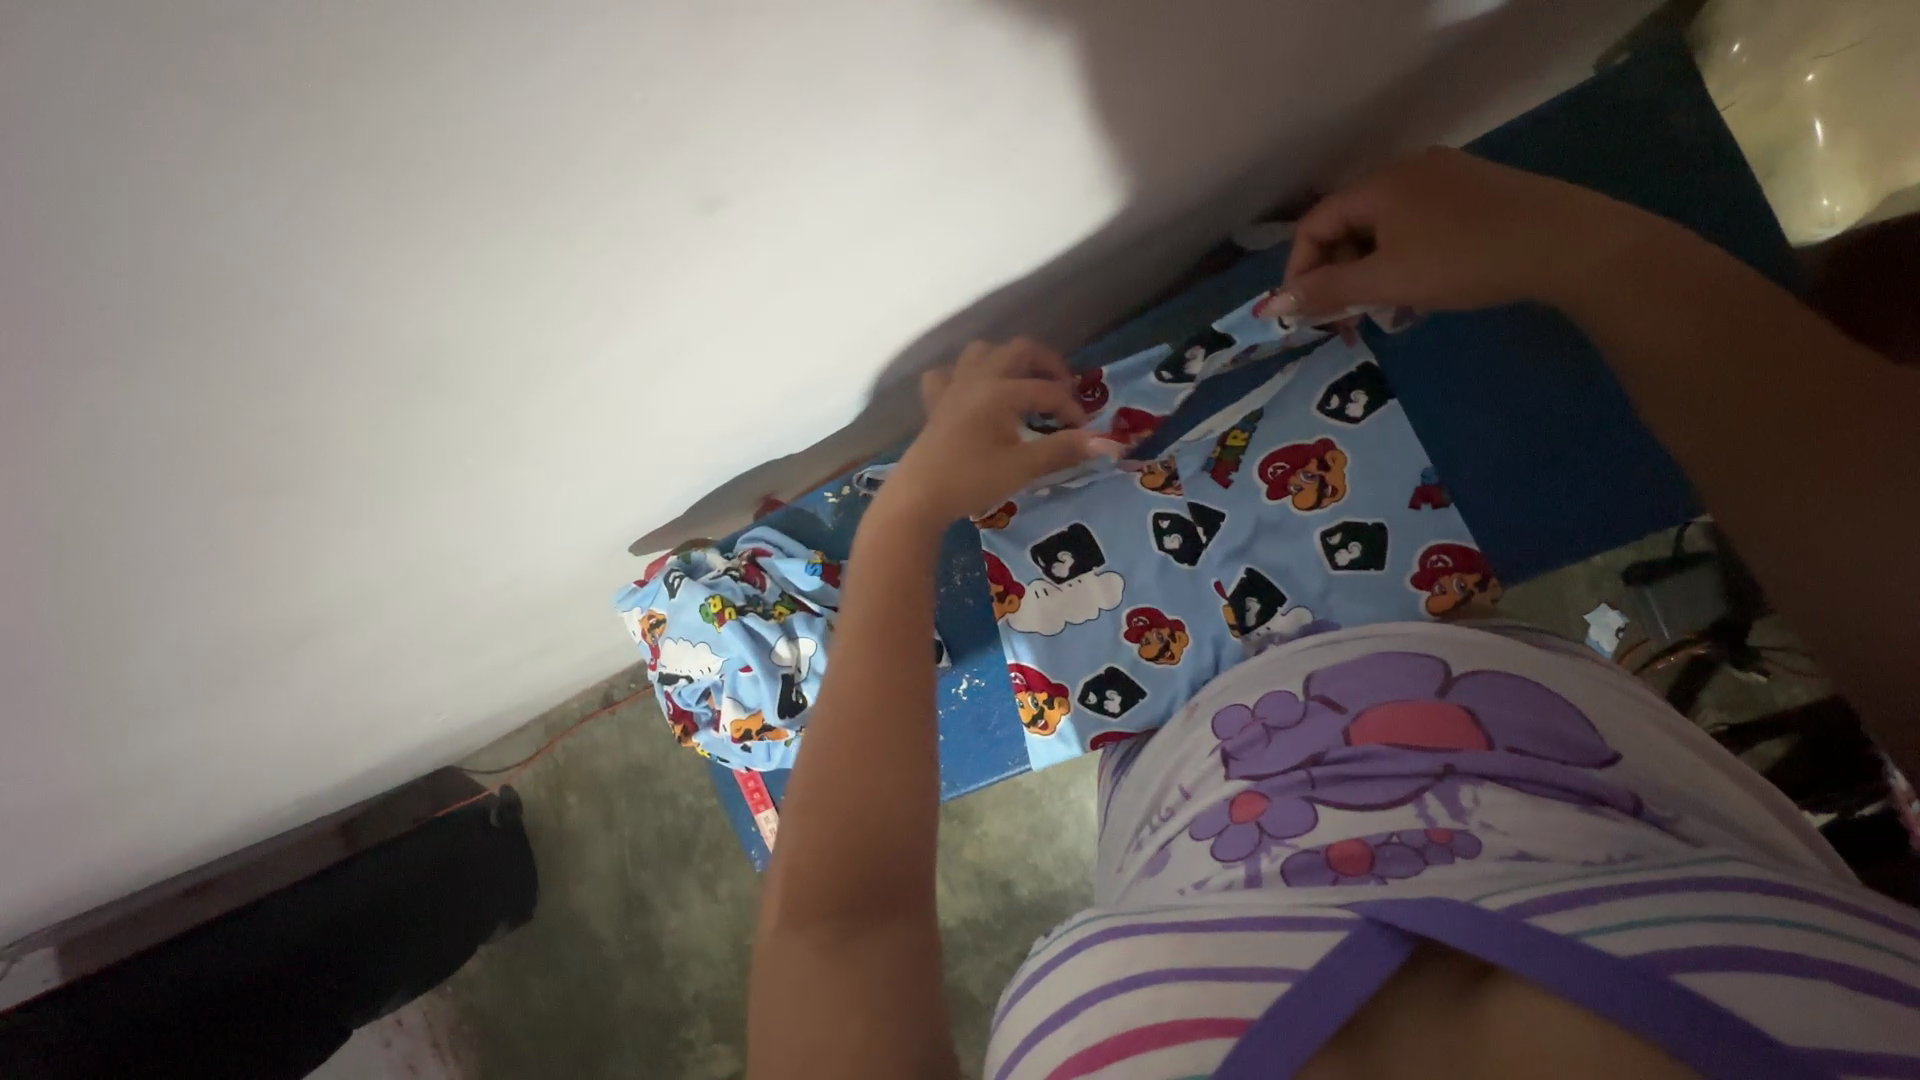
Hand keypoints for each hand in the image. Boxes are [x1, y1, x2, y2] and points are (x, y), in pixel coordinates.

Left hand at [880, 339, 1101, 526]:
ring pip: (982, 352)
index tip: (1085, 434)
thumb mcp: (1023, 468)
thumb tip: (1111, 444)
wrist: (918, 497)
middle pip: (1019, 350)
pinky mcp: (936, 404)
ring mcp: (952, 387)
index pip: (1049, 391)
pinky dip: (965, 376)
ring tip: (1024, 384)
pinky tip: (975, 394)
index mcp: (1001, 390)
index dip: (1072, 410)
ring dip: (1008, 361)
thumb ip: (1064, 450)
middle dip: (1048, 365)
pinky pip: (949, 374)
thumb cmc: (971, 481)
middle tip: (1064, 390)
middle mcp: (977, 378)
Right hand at [1270, 147, 1659, 319]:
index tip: (1304, 313)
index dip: (1299, 271)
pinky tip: (1416, 287)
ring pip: (1381, 228)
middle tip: (1344, 317)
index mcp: (1378, 184)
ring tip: (1381, 308)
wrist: (1568, 244)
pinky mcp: (1471, 191)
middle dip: (1336, 274)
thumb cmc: (1463, 261)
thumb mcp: (1385, 282)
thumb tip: (1269, 305)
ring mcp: (1442, 177)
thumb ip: (1324, 291)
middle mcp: (1405, 170)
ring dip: (1368, 270)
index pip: (1314, 226)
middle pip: (1347, 225)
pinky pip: (1414, 225)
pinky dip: (1400, 258)